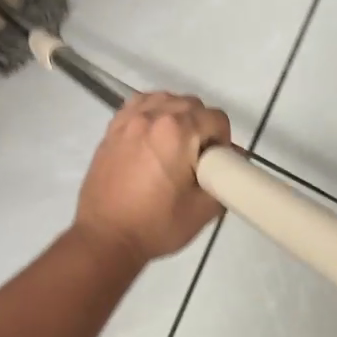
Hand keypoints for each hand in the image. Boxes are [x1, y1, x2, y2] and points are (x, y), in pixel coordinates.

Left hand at [73, 92, 229, 265]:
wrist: (106, 236)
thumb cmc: (156, 225)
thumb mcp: (203, 211)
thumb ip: (224, 181)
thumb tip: (231, 164)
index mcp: (177, 132)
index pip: (215, 118)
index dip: (223, 139)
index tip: (216, 162)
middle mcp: (152, 116)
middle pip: (190, 104)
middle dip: (202, 125)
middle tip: (199, 157)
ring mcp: (128, 119)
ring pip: (164, 99)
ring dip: (177, 115)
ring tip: (176, 145)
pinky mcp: (112, 128)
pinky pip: (139, 104)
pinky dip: (151, 112)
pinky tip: (153, 135)